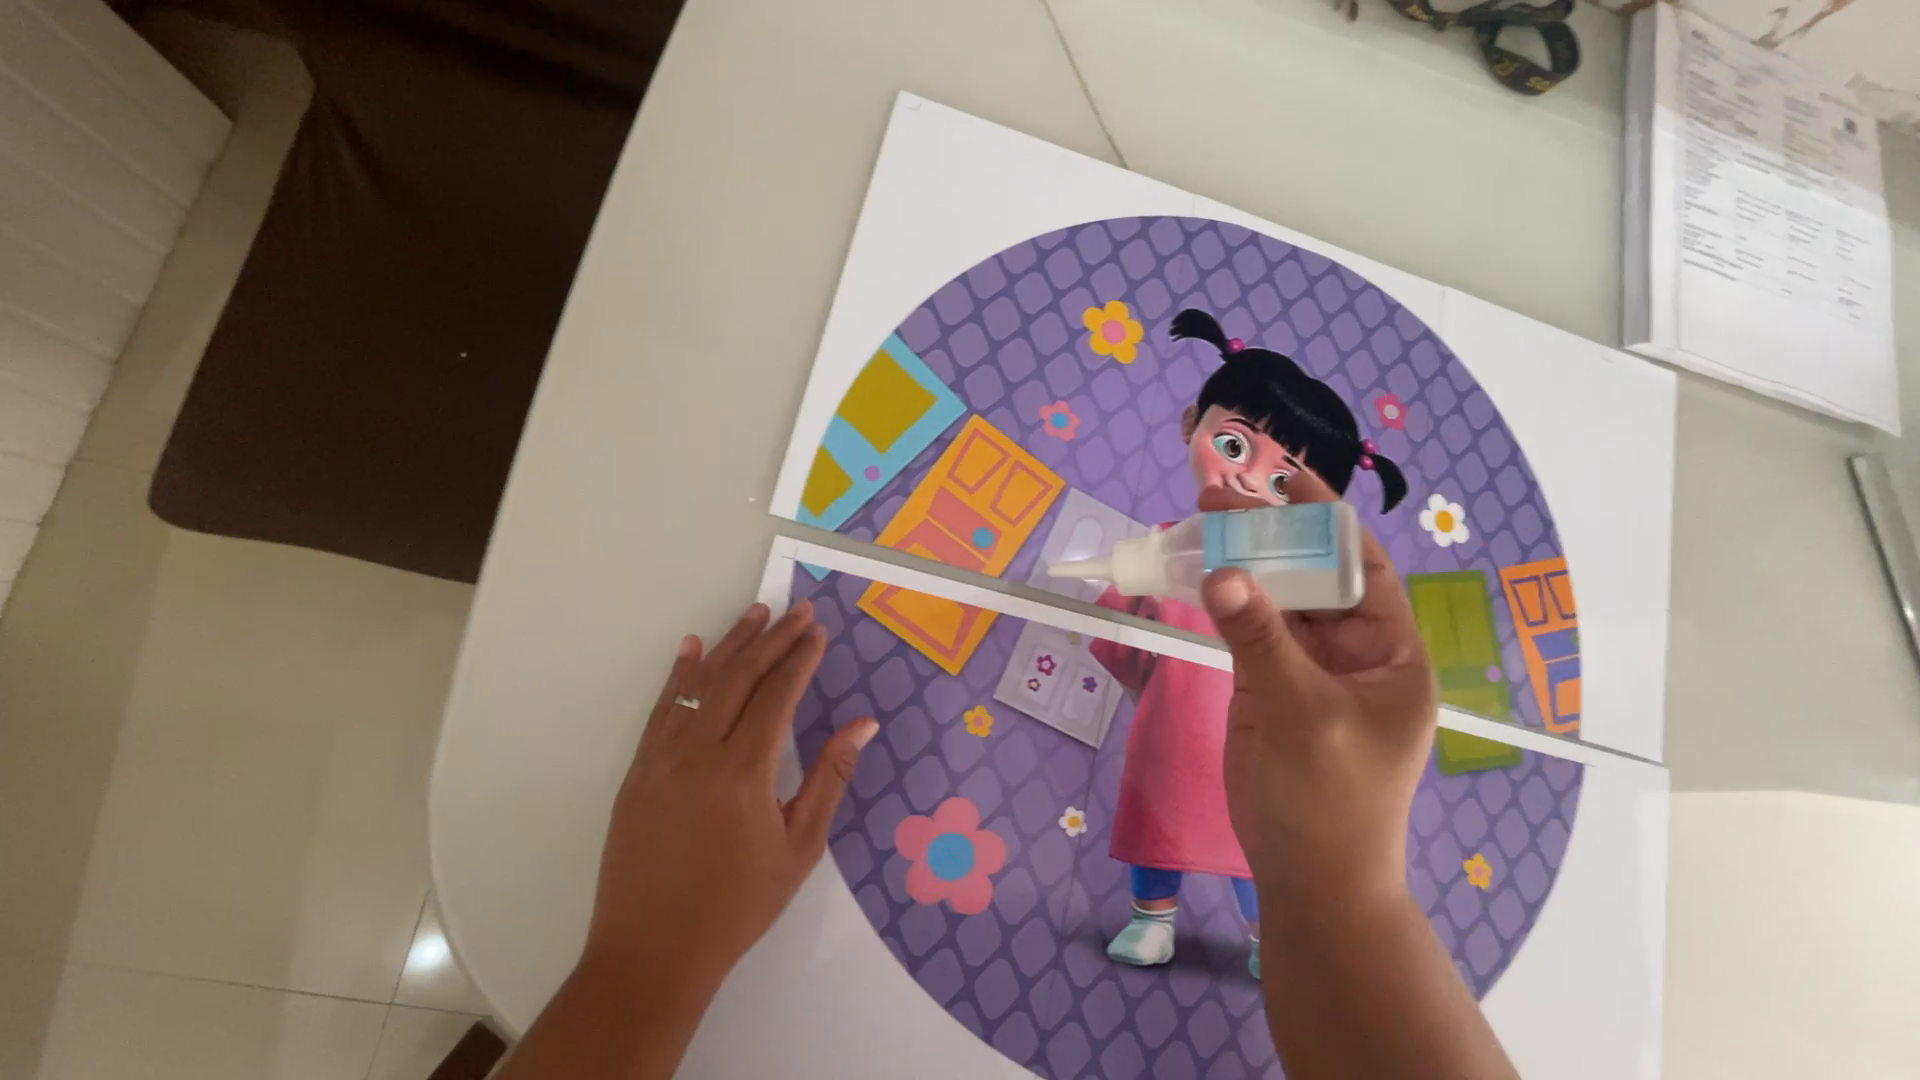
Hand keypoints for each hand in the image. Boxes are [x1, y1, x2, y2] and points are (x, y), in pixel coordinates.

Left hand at [582, 601, 878, 990]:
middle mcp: (699, 752)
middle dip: (773, 639)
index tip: (818, 631)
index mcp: (744, 772)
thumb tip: (863, 725)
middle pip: (740, 677)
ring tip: (756, 612)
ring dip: (730, 644)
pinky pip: (661, 709)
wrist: (651, 953)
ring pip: (699, 683)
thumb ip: (830, 778)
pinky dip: (679, 674)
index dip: (801, 659)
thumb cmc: (737, 905)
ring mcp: (661, 758)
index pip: (778, 695)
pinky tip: (690, 648)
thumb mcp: (799, 848)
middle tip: (798, 610)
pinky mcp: (637, 771)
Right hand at [1197, 472, 1437, 909]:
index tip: (1282, 480)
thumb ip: (1260, 639)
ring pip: (1273, 601)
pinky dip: (1223, 603)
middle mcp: (1353, 651)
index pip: (1362, 567)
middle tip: (1213, 498)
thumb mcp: (1300, 711)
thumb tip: (1219, 571)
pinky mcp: (1270, 685)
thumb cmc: (1328, 796)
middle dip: (1267, 538)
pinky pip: (1248, 631)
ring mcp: (1307, 669)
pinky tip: (1194, 574)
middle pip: (1310, 577)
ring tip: (1195, 526)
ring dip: (1239, 566)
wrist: (1309, 875)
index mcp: (1389, 652)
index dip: (1325, 521)